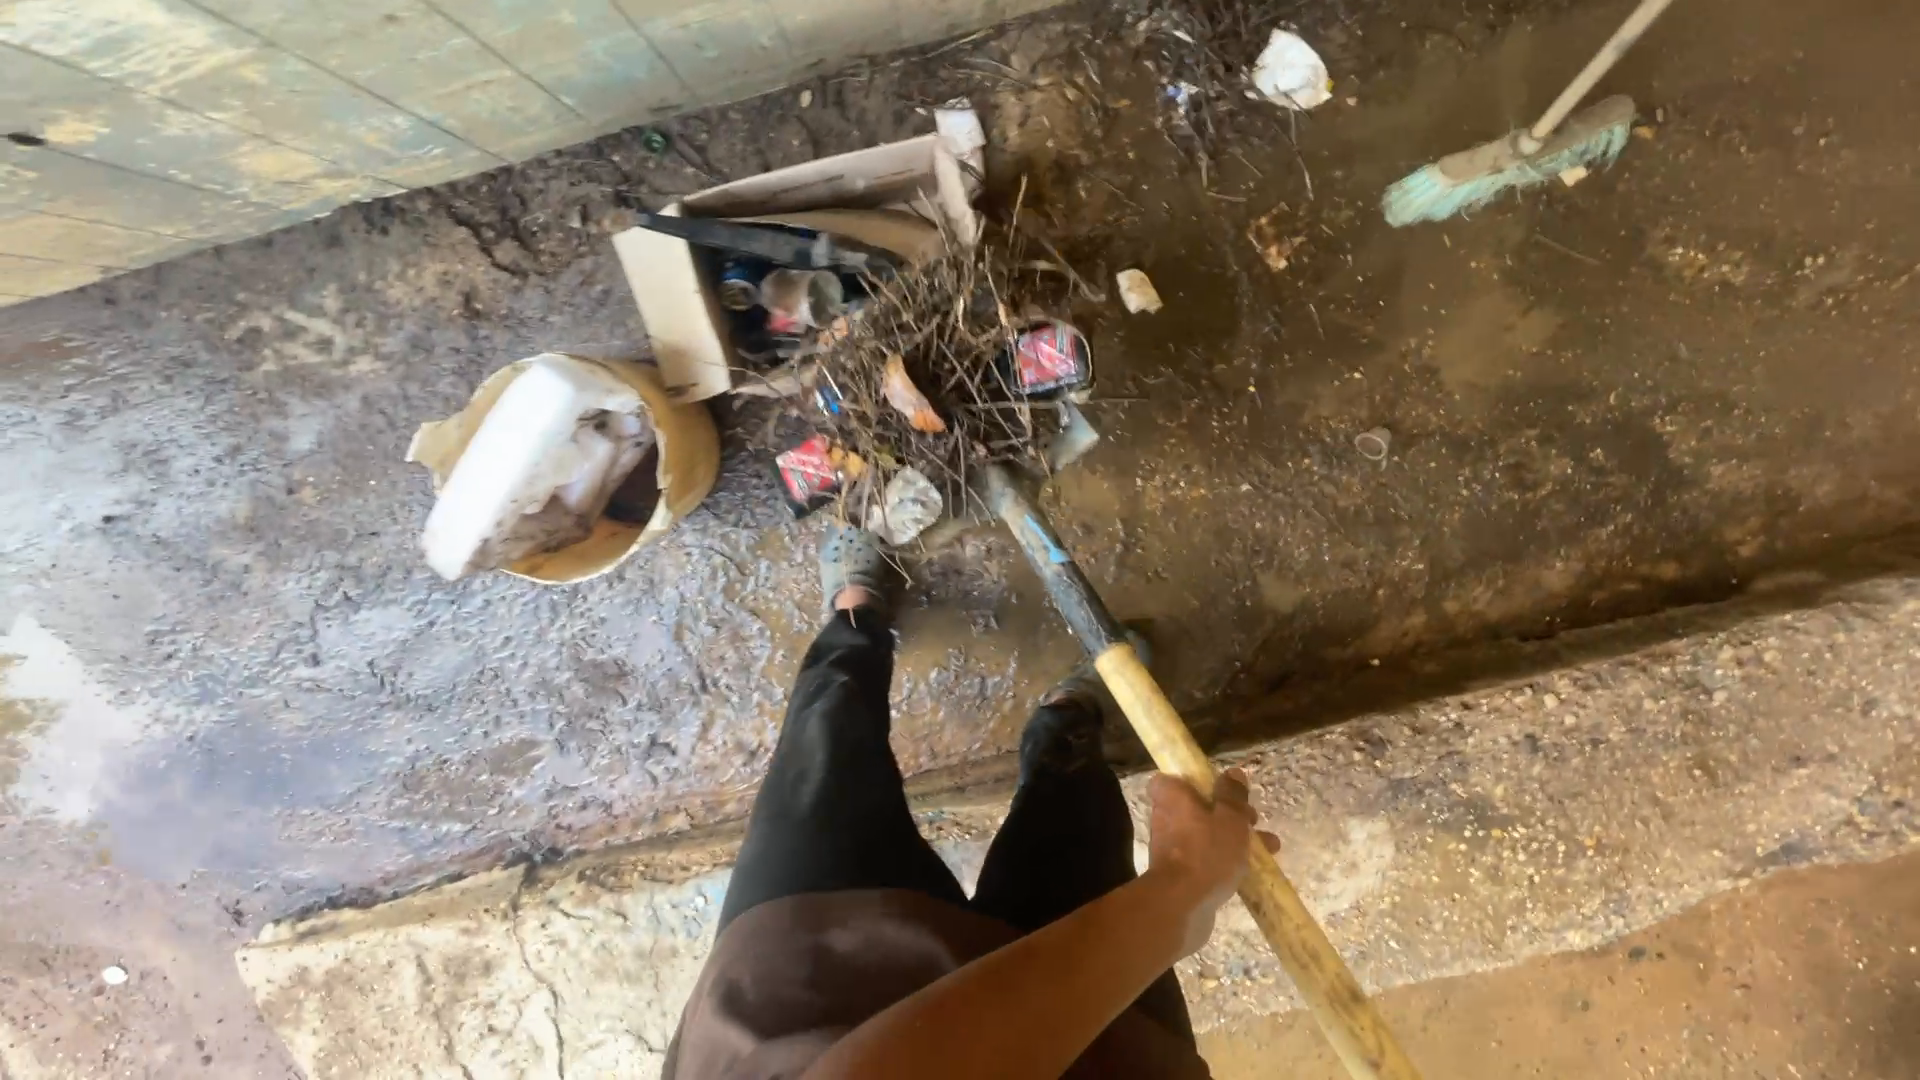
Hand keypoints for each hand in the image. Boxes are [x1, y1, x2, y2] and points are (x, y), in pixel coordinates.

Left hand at [1145, 768, 1279, 955]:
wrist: (1181, 905)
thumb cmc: (1206, 852)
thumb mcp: (1229, 818)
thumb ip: (1232, 795)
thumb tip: (1233, 772)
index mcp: (1170, 796)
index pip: (1171, 779)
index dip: (1196, 781)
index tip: (1222, 789)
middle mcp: (1165, 817)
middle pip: (1197, 806)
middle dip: (1228, 812)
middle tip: (1254, 820)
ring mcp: (1170, 847)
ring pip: (1205, 833)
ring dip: (1234, 836)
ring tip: (1270, 847)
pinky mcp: (1179, 873)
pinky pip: (1205, 857)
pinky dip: (1226, 859)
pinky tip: (1254, 870)